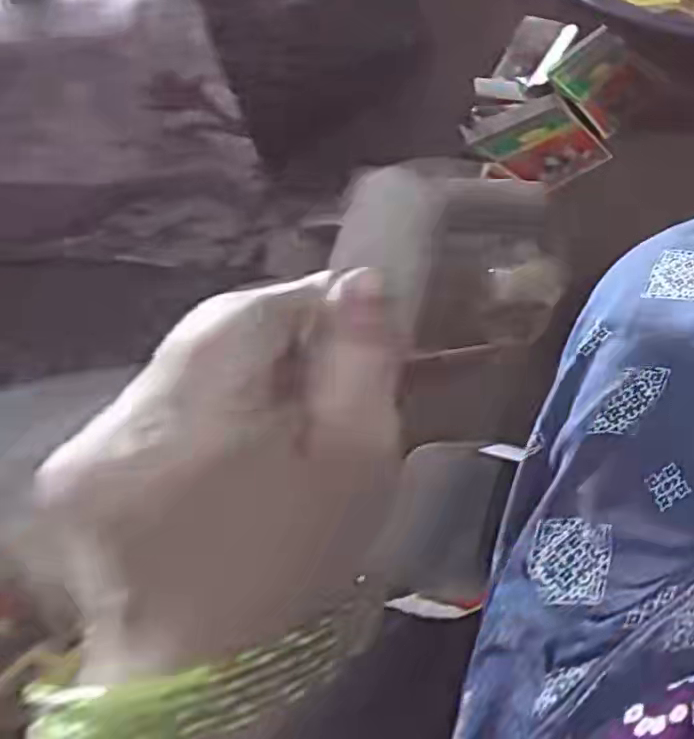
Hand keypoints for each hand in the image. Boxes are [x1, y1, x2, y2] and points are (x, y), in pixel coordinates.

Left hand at [34, 270, 402, 684]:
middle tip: (353, 354)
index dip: (309, 296)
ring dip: (256, 365)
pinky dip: (223, 399)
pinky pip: (164, 405)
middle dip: (286, 330)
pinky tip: (261, 434)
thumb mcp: (361, 451)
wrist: (213, 663)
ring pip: (186, 367)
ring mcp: (80, 456)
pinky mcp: (75, 477)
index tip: (368, 309)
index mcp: (184, 426)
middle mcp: (111, 430)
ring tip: (314, 398)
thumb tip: (362, 280)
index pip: (239, 313)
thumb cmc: (308, 550)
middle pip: (206, 336)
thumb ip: (361, 360)